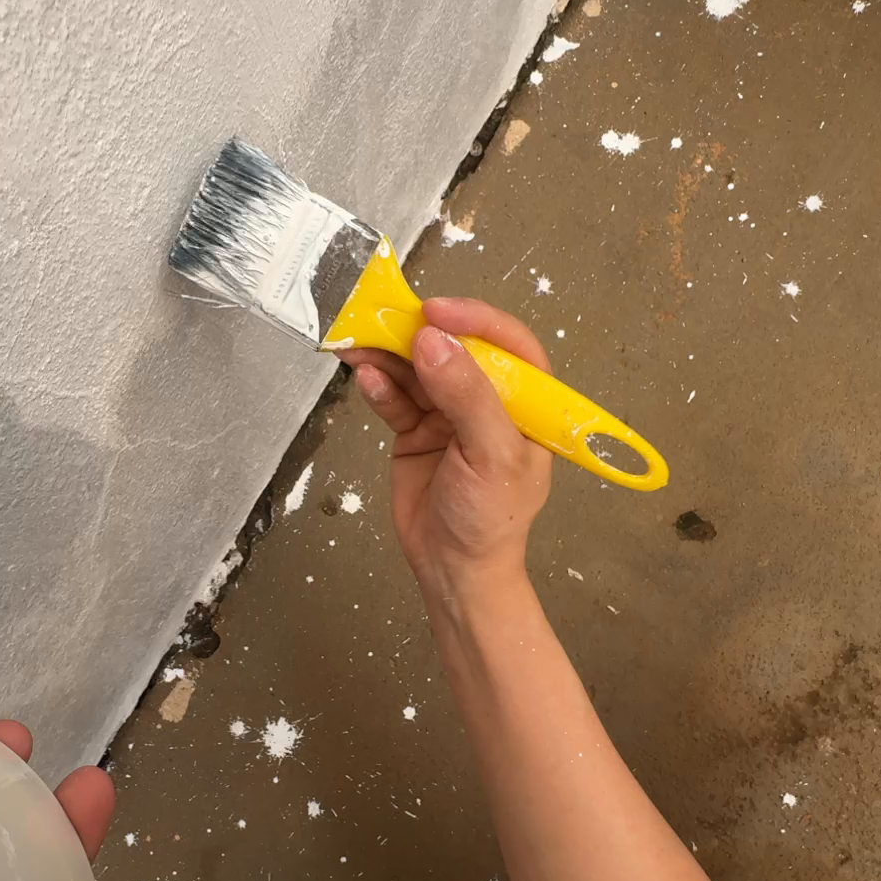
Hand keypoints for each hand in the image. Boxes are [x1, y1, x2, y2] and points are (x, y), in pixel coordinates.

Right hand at [336, 298, 552, 589]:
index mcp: (524, 402)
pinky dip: (380, 387)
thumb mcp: (491, 454)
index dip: (473, 319)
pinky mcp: (415, 432)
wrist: (453, 569)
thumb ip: (466, 395)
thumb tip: (431, 341)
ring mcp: (448, 415)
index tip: (434, 310)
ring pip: (418, 371)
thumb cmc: (490, 517)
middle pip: (453, 350)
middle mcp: (486, 400)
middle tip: (380, 318)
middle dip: (417, 333)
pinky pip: (396, 399)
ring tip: (357, 343)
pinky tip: (365, 376)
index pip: (506, 344)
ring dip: (388, 355)